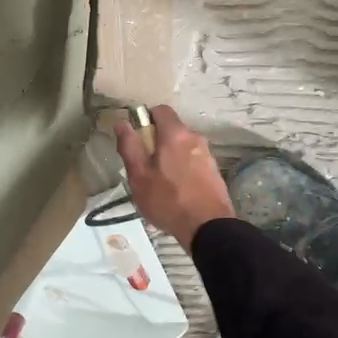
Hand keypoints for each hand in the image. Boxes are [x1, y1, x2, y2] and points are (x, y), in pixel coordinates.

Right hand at [115, 105, 234, 250]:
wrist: (208, 227)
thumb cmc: (168, 200)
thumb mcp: (139, 176)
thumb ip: (129, 147)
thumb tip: (122, 123)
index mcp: (176, 134)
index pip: (161, 110)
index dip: (146, 119)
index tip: (137, 138)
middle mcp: (195, 138)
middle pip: (172, 130)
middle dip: (156, 143)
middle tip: (144, 167)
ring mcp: (208, 155)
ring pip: (182, 148)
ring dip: (170, 158)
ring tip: (160, 184)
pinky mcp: (214, 172)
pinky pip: (193, 162)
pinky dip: (182, 170)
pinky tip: (176, 193)